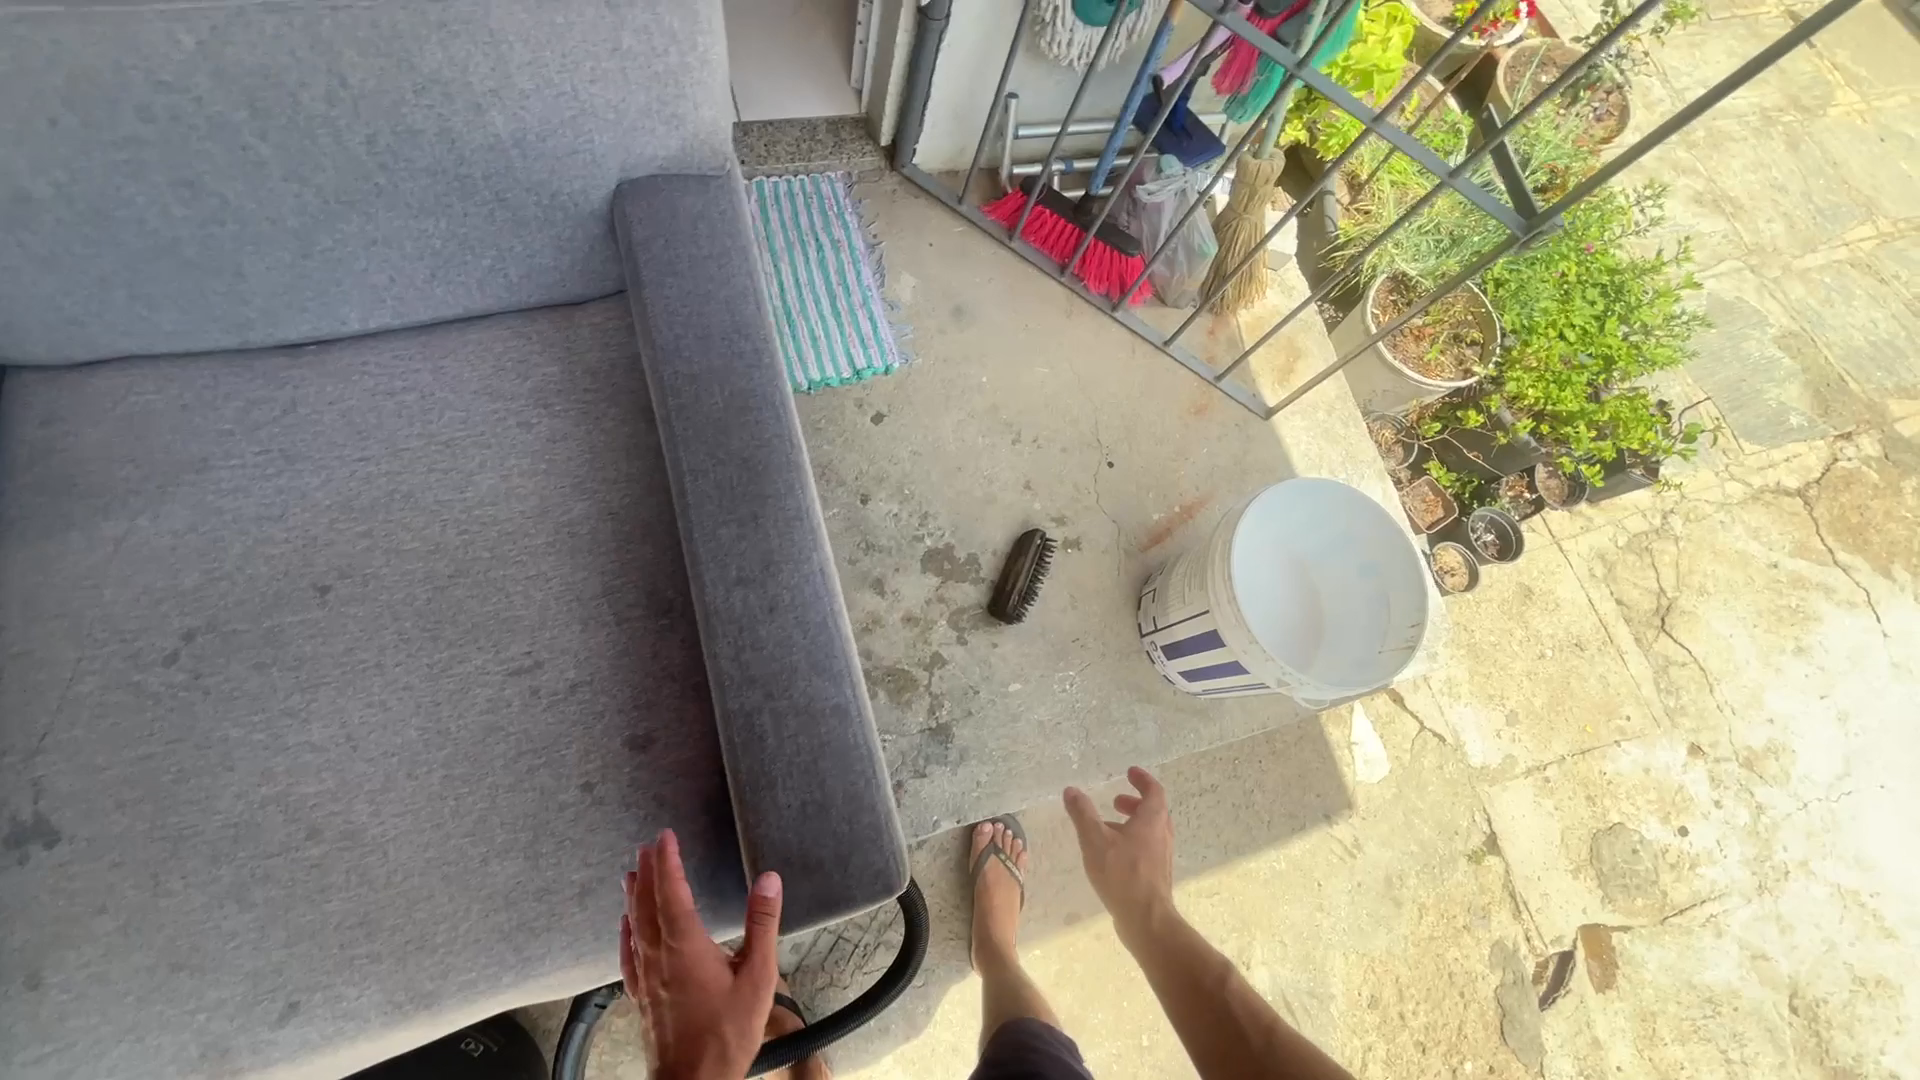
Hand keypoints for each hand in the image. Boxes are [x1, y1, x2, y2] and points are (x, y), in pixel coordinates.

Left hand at [620, 829, 783, 1079]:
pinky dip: (626, 934)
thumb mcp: (759, 976)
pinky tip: (625, 927)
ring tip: (631, 874)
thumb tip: (768, 878)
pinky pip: (629, 956)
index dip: (668, 862)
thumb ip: (762, 923)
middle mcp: (660, 957)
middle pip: (648, 905)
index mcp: (686, 946)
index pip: (672, 892)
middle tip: (647, 845)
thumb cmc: (729, 1033)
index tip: (665, 836)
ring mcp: (647, 979)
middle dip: (648, 872)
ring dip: (634, 897)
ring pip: (636, 927)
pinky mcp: (643, 999)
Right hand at [1064, 766, 1175, 940]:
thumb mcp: (1095, 839)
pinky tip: (1112, 855)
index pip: (1153, 790)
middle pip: (1153, 811)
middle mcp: (1162, 835)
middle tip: (1115, 801)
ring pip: (1150, 831)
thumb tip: (1071, 790)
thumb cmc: (1122, 873)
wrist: (1146, 919)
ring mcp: (1162, 856)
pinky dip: (1132, 841)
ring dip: (1132, 823)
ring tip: (1107, 829)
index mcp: (1152, 820)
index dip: (1142, 779)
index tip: (1130, 772)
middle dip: (1134, 802)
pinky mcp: (1157, 875)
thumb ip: (1082, 813)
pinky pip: (1146, 848)